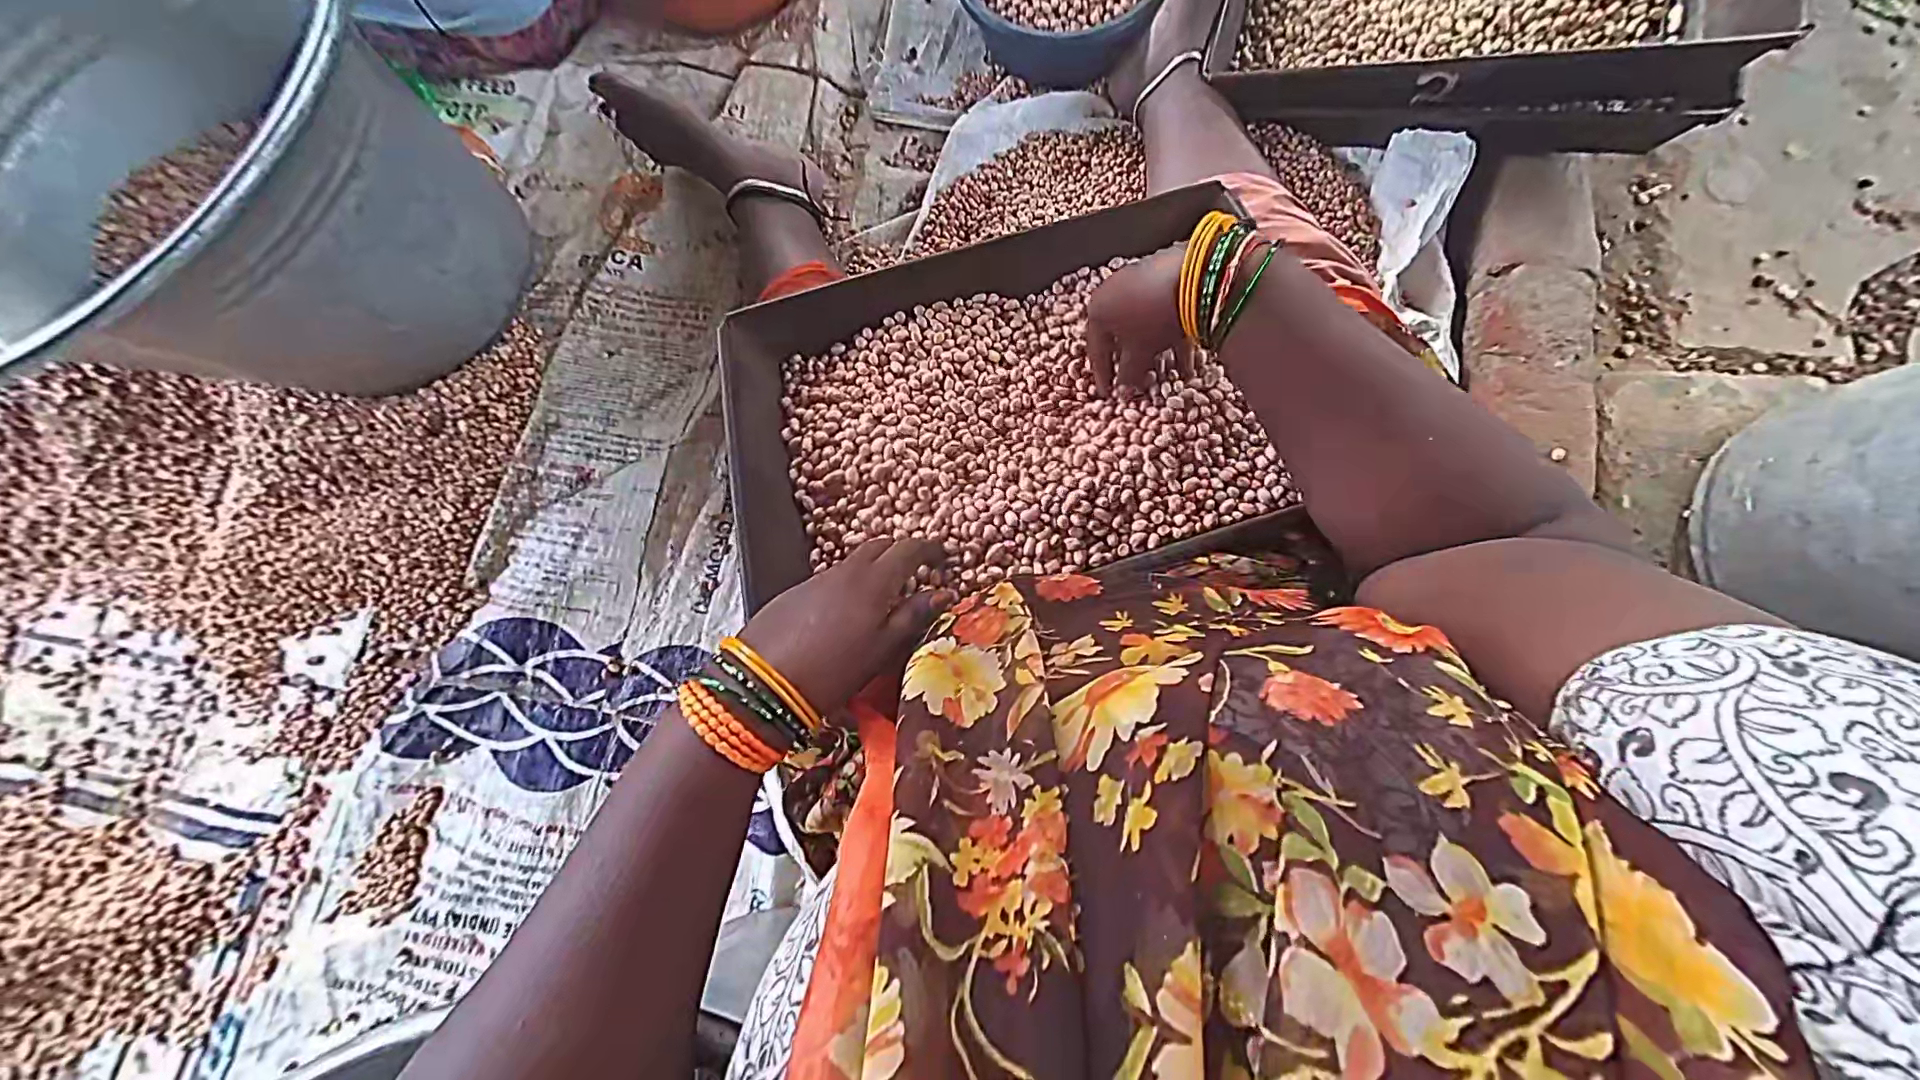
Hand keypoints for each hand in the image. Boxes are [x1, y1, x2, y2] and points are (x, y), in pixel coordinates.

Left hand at [737, 538, 951, 720]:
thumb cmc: (835, 668)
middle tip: (916, 571)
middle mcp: (846, 571)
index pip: (907, 549)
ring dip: (874, 569)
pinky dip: (850, 585)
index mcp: (874, 581)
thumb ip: (913, 616)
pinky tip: (848, 613)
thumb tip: (942, 593)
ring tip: (885, 596)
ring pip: (854, 563)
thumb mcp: (882, 647)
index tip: (942, 554)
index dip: (928, 548)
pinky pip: (832, 579)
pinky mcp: (796, 592)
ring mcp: (817, 579)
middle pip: (879, 547)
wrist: (765, 680)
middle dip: (901, 553)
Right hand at [1085, 245, 1191, 394]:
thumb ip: (1127, 375)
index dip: (1103, 376)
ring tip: (1169, 373)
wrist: (1194, 275)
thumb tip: (1122, 390)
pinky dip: (1171, 334)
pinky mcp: (1165, 274)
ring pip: (1144, 325)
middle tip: (1138, 381)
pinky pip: (1162, 312)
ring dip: (1156, 351)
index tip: (1108, 394)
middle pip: (1120, 336)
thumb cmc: (1154, 318)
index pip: (1096, 351)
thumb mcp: (1139, 354)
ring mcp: (1139, 279)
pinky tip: (1186, 354)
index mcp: (1097, 310)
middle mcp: (1112, 291)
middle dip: (1133, 361)